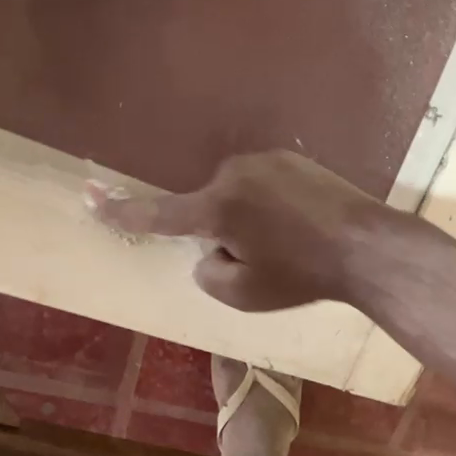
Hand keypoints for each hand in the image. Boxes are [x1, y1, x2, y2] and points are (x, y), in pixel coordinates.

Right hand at [88, 150, 400, 311]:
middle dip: (225, 239)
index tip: (90, 199)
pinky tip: (305, 230)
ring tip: (293, 249)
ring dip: (252, 224)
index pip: (159, 215)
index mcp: (216, 208)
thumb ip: (209, 276)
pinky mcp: (292, 159)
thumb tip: (207, 256)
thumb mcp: (245, 296)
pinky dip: (274, 212)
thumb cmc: (302, 277)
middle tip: (267, 265)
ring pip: (238, 201)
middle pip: (209, 213)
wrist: (366, 247)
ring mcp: (265, 161)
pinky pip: (265, 190)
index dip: (123, 213)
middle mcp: (233, 174)